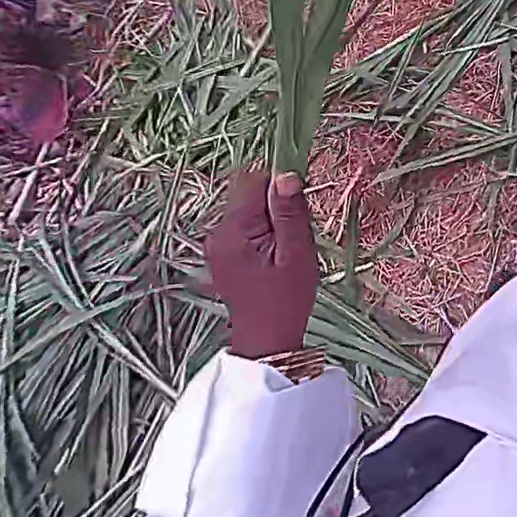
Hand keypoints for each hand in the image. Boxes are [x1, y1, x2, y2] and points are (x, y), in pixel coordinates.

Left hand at [205, 170, 320, 358]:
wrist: (267, 341)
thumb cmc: (285, 301)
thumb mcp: (296, 254)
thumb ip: (289, 213)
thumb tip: (285, 174)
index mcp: (234, 230)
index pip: (254, 182)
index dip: (280, 186)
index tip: (299, 206)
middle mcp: (218, 231)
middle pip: (251, 193)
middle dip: (277, 205)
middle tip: (295, 234)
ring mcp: (218, 242)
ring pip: (250, 208)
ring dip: (272, 218)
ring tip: (286, 248)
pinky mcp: (223, 250)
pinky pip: (246, 225)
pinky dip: (264, 231)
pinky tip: (275, 254)